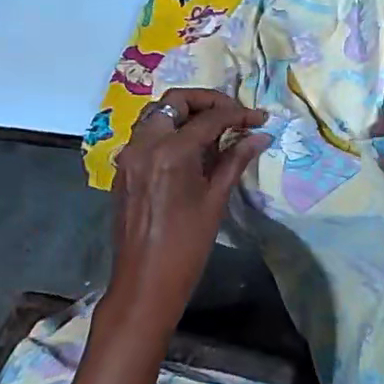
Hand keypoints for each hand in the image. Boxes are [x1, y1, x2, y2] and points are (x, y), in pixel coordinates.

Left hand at [109, 89, 268, 326]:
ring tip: (215, 129)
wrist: (145, 282)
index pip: (209, 118)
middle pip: (175, 102)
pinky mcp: (124, 169)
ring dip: (186, 114)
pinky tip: (192, 150)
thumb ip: (234, 161)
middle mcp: (144, 144)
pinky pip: (146, 136)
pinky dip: (170, 131)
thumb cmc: (186, 245)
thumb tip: (259, 136)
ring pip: (157, 115)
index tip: (259, 119)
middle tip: (233, 114)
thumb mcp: (215, 200)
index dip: (238, 114)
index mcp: (170, 152)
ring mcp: (129, 156)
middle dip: (207, 102)